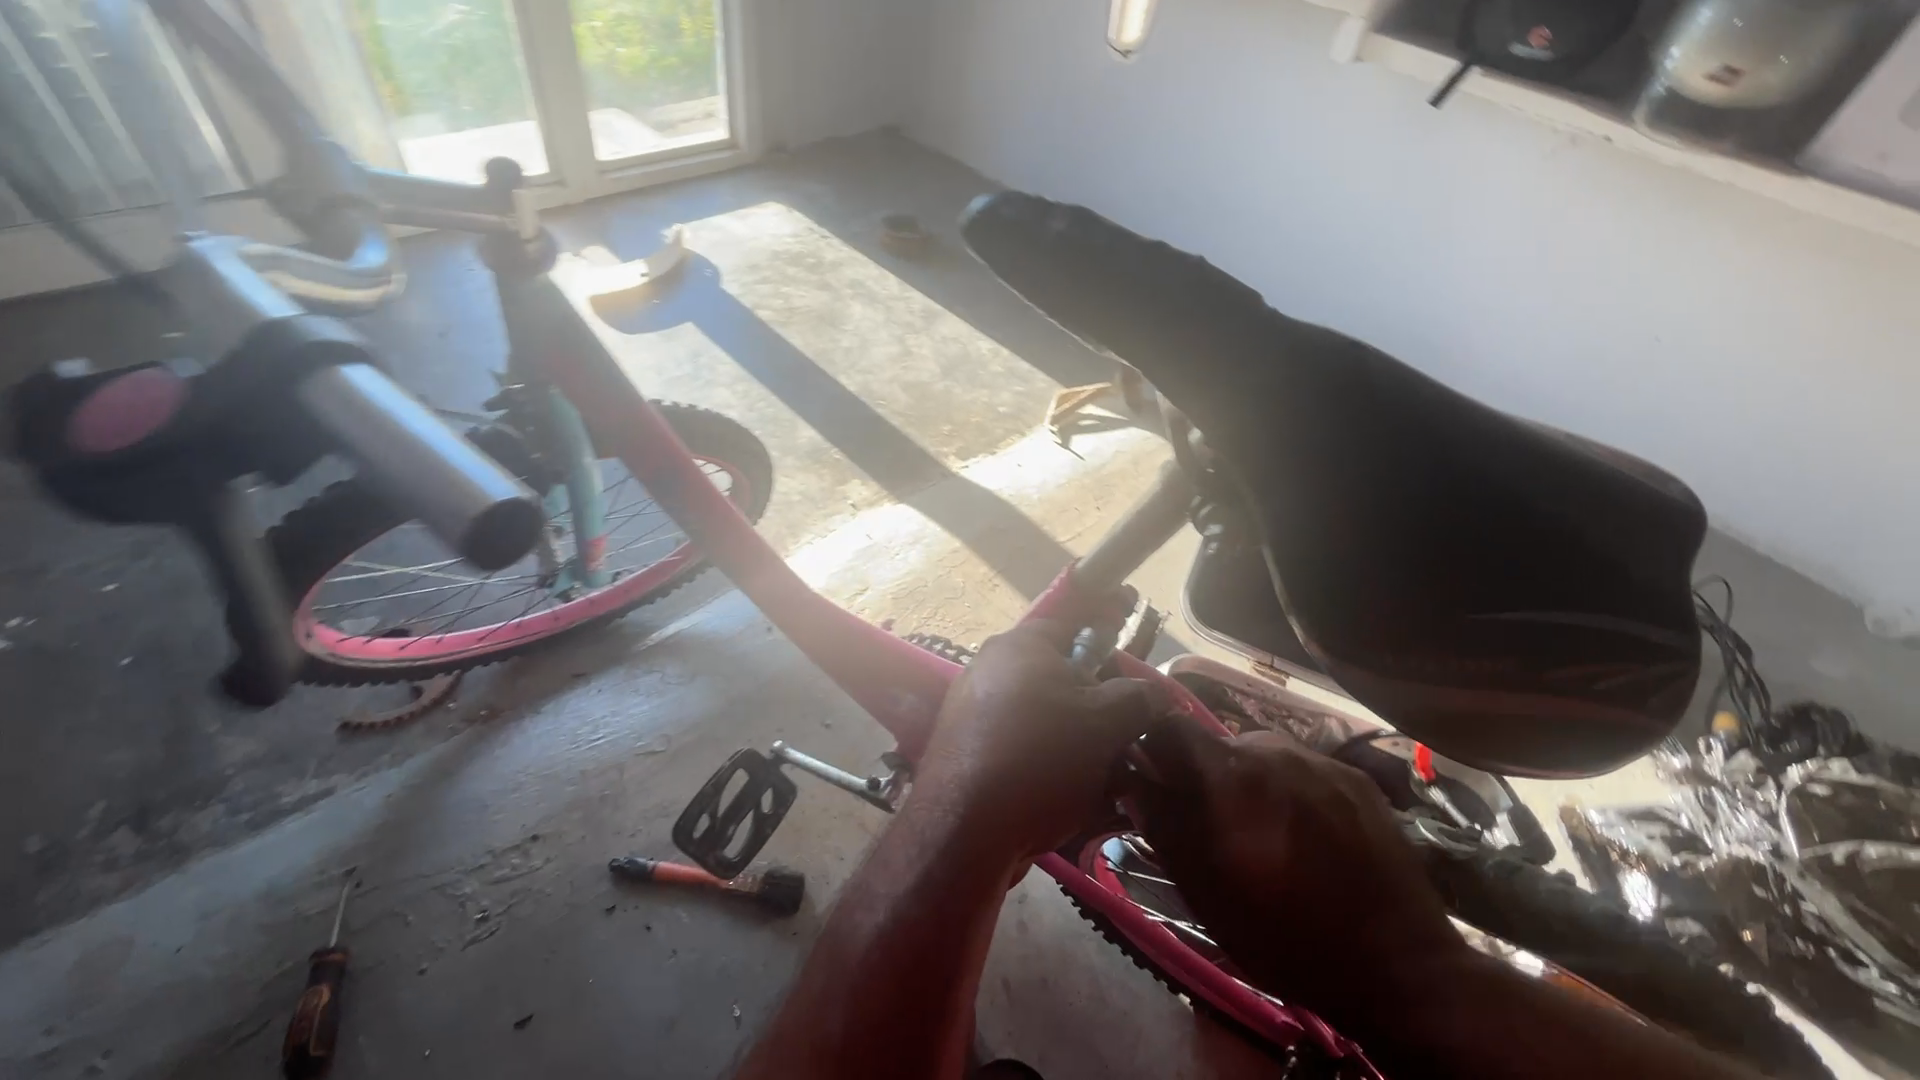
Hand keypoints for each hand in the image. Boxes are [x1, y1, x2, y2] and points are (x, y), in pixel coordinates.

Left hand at [911, 620, 1169, 864]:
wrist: (966, 831)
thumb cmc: (1042, 759)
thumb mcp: (1107, 723)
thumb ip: (1139, 698)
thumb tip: (1156, 694)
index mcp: (1020, 646)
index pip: (1073, 620)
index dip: (1109, 628)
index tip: (1132, 644)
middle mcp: (991, 670)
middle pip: (1063, 676)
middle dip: (1102, 706)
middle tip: (1130, 737)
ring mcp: (976, 713)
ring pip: (1048, 719)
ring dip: (1084, 744)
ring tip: (1111, 781)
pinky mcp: (971, 754)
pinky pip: (1026, 749)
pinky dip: (1055, 767)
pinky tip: (1078, 801)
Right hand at [1133, 725, 1471, 1025]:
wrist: (1398, 966)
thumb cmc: (1283, 934)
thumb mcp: (1203, 889)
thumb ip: (1163, 824)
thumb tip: (1137, 780)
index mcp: (1228, 774)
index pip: (1169, 725)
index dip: (1154, 749)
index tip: (1157, 784)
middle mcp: (1273, 750)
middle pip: (1218, 745)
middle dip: (1207, 777)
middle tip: (1216, 828)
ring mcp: (1321, 761)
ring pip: (1263, 757)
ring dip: (1252, 784)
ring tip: (1268, 836)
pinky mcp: (1357, 779)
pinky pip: (1305, 770)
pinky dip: (1293, 792)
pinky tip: (1311, 840)